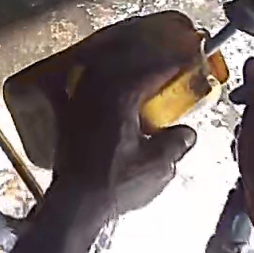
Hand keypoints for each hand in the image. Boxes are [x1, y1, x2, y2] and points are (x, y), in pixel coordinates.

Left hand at [15, 12, 198, 219]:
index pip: (149, 70)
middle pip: (121, 59)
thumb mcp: (158, 167)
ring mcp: (78, 100)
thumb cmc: (116, 184)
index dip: (170, 62)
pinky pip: (82, 82)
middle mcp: (96, 92)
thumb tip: (186, 132)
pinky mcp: (67, 112)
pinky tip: (101, 77)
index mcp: (120, 99)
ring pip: (99, 67)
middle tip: (163, 54)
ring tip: (137, 62)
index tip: (186, 56)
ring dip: (120, 61)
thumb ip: (175, 144)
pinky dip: (95, 75)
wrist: (76, 199)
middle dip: (144, 53)